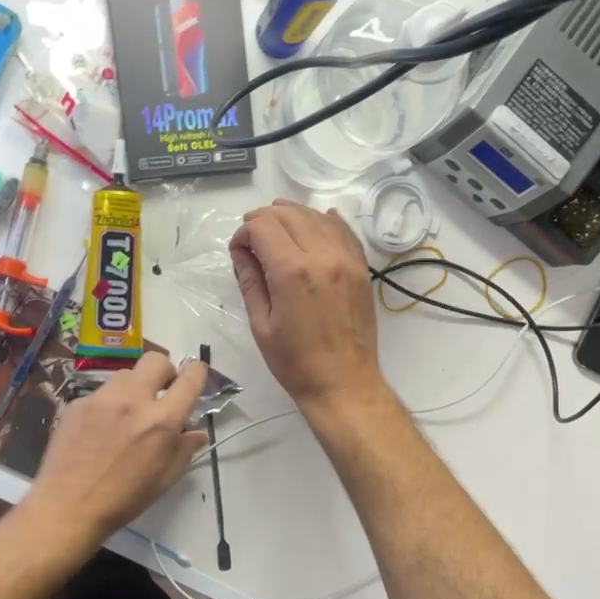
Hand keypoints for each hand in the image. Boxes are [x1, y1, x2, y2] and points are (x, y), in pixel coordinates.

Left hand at [24, 353, 208, 546]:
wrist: (68, 506)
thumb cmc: (123, 499)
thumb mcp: (164, 479)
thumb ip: (184, 450)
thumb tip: (198, 433)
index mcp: (162, 421)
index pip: (189, 380)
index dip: (197, 372)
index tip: (195, 376)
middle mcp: (134, 400)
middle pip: (156, 360)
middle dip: (165, 371)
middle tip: (161, 392)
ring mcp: (102, 399)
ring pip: (126, 374)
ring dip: (135, 387)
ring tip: (129, 412)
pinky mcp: (78, 404)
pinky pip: (101, 392)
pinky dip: (109, 403)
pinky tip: (101, 428)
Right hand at [229, 201, 385, 414]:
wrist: (343, 383)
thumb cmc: (296, 363)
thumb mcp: (262, 325)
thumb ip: (251, 281)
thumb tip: (241, 252)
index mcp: (293, 272)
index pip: (263, 228)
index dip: (244, 232)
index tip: (238, 250)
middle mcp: (322, 256)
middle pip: (289, 216)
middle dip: (264, 219)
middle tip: (252, 236)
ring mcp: (347, 260)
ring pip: (317, 217)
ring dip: (293, 215)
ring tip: (277, 225)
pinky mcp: (361, 269)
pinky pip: (345, 232)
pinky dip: (327, 221)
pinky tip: (317, 220)